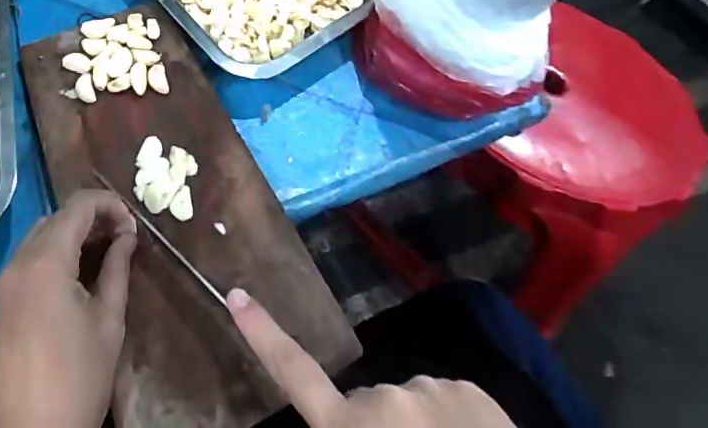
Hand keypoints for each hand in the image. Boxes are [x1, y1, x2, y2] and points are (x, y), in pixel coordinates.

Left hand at [0, 189, 136, 427]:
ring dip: (72, 235)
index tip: (133, 227)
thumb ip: (117, 269)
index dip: (110, 205)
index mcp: (45, 261)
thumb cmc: (76, 380)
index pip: (79, 205)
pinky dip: (54, 255)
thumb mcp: (108, 321)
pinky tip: (77, 276)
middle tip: (123, 238)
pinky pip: (28, 262)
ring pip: (40, 237)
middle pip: (57, 218)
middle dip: (92, 218)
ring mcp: (3, 285)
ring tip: (104, 253)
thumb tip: (126, 237)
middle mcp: (17, 263)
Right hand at [228, 288, 516, 427]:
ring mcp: (428, 387)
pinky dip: (454, 422)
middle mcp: (382, 396)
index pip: (296, 375)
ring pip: (411, 403)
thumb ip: (343, 420)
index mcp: (350, 427)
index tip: (236, 294)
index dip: (263, 335)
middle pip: (368, 405)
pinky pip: (449, 401)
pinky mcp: (470, 387)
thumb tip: (338, 407)